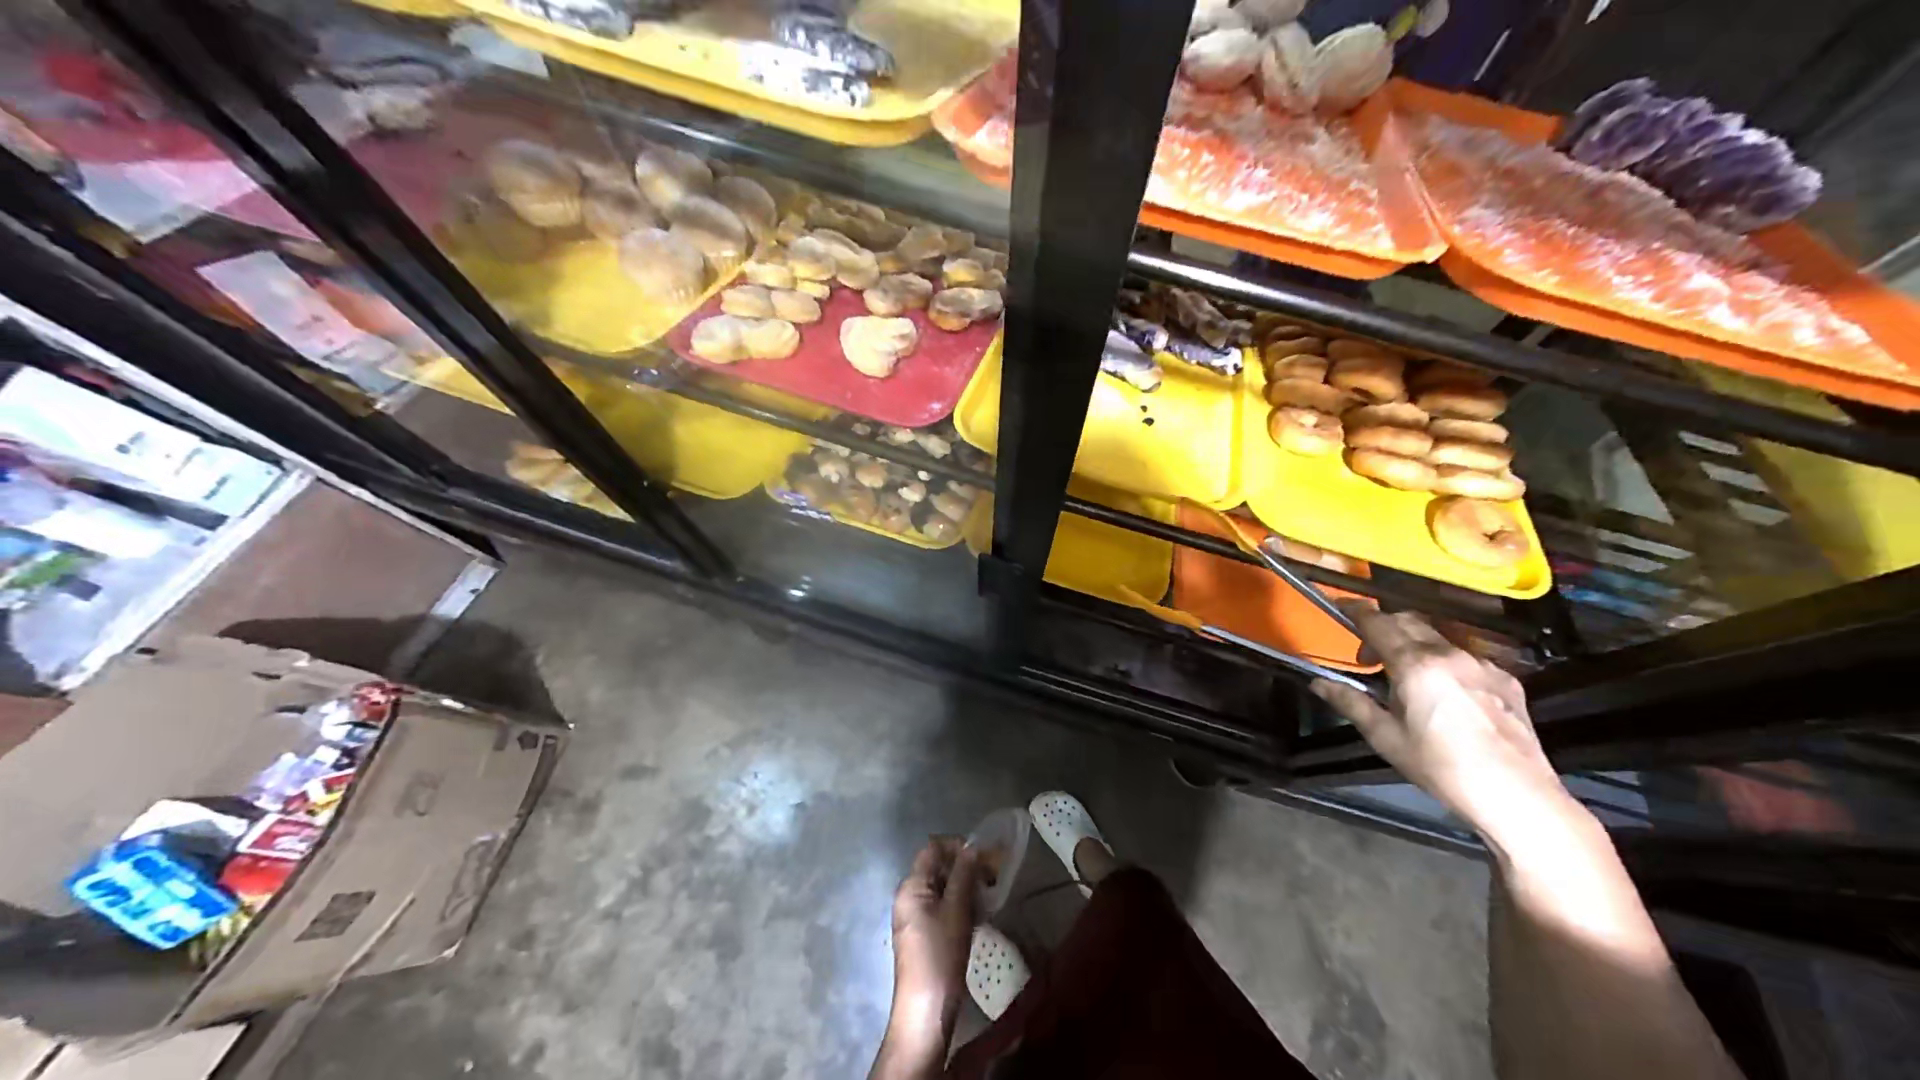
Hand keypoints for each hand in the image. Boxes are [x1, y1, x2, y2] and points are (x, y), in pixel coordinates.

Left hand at [885, 837, 981, 1050]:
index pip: (933, 848)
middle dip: (966, 868)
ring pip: (943, 888)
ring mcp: (914, 916)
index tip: (985, 858)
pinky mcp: (923, 933)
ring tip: (988, 900)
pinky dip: (960, 906)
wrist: (925, 1011)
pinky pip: (942, 907)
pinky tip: (978, 918)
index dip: (958, 846)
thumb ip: (964, 875)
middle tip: (993, 880)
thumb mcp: (957, 911)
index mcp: (911, 886)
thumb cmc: (940, 956)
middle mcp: (909, 895)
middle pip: (938, 867)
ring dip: (966, 888)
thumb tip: (973, 846)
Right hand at [1310, 609, 1569, 840]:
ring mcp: (1482, 665)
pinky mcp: (1506, 680)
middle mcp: (1450, 654)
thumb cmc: (1440, 766)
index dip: (1356, 611)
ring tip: (1406, 678)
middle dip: (1383, 628)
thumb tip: (1319, 683)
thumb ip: (1350, 702)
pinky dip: (1445, 663)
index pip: (1378, 623)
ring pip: (1438, 638)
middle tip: (1369, 656)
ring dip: (1414, 645)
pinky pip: (1466, 658)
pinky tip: (1444, 693)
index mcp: (1415, 665)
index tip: (1341, 608)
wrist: (1516, 795)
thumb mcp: (1384, 736)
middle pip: (1409, 621)